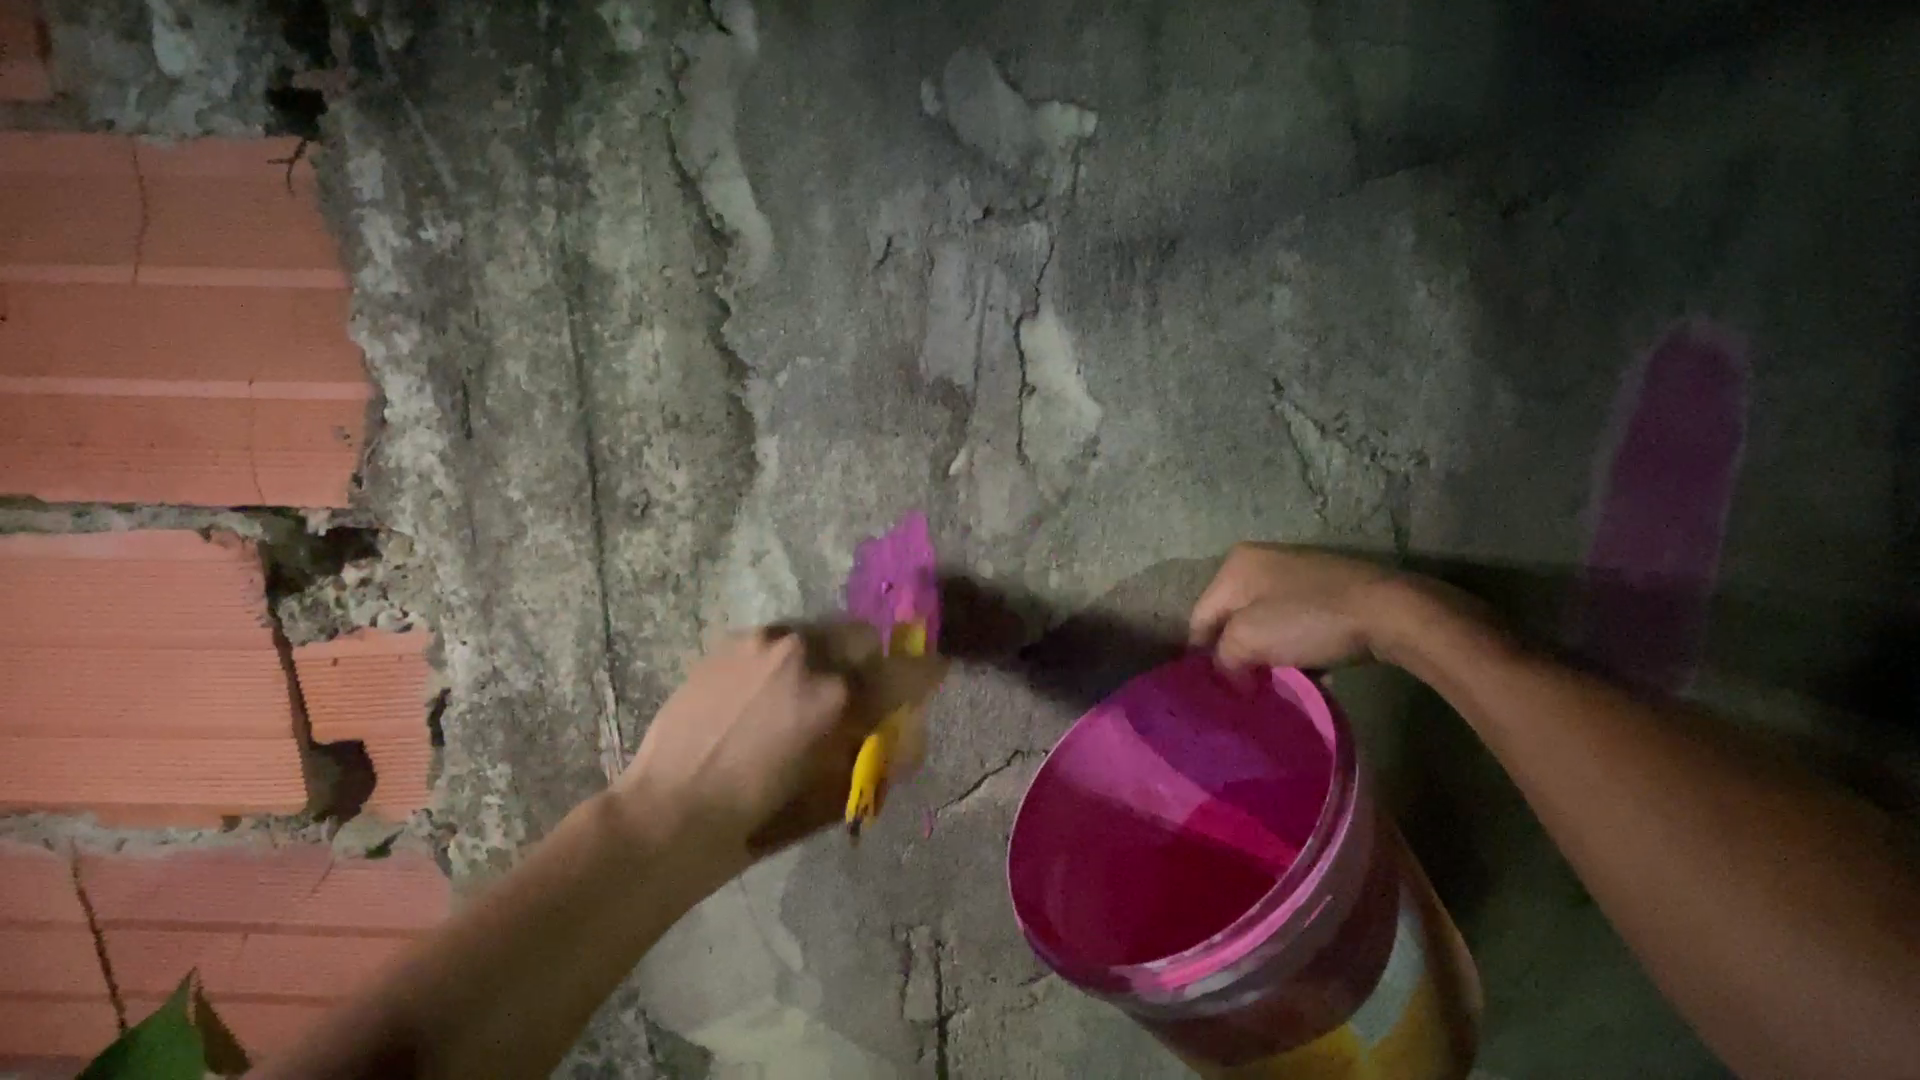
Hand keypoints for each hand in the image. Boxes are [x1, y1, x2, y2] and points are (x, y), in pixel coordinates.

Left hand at [614, 624, 944, 870]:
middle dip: (868, 661)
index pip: (907, 670)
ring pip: (815, 636)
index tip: (934, 673)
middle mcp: (804, 654)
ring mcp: (763, 643)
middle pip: (862, 637)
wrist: (668, 811)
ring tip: (798, 695)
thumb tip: (909, 734)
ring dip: (822, 659)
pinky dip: (782, 661)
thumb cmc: (756, 820)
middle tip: (853, 693)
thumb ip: (878, 755)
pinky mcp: (729, 643)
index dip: (928, 672)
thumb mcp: (833, 795)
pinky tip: (761, 694)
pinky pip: (776, 641)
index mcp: (837, 697)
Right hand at [1189, 544, 1396, 669]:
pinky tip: (1314, 670)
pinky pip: (1298, 622)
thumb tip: (1229, 674)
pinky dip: (1299, 647)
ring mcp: (1297, 572)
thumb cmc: (1308, 620)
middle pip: (1234, 620)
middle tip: (1250, 688)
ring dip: (1272, 655)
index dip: (1204, 657)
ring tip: (1285, 683)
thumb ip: (1223, 658)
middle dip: (1241, 656)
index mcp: (1234, 565)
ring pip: (1267, 624)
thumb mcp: (1248, 640)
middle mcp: (1261, 560)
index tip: (1219, 689)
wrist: (1390, 611)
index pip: (1200, 617)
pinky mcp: (1328, 588)